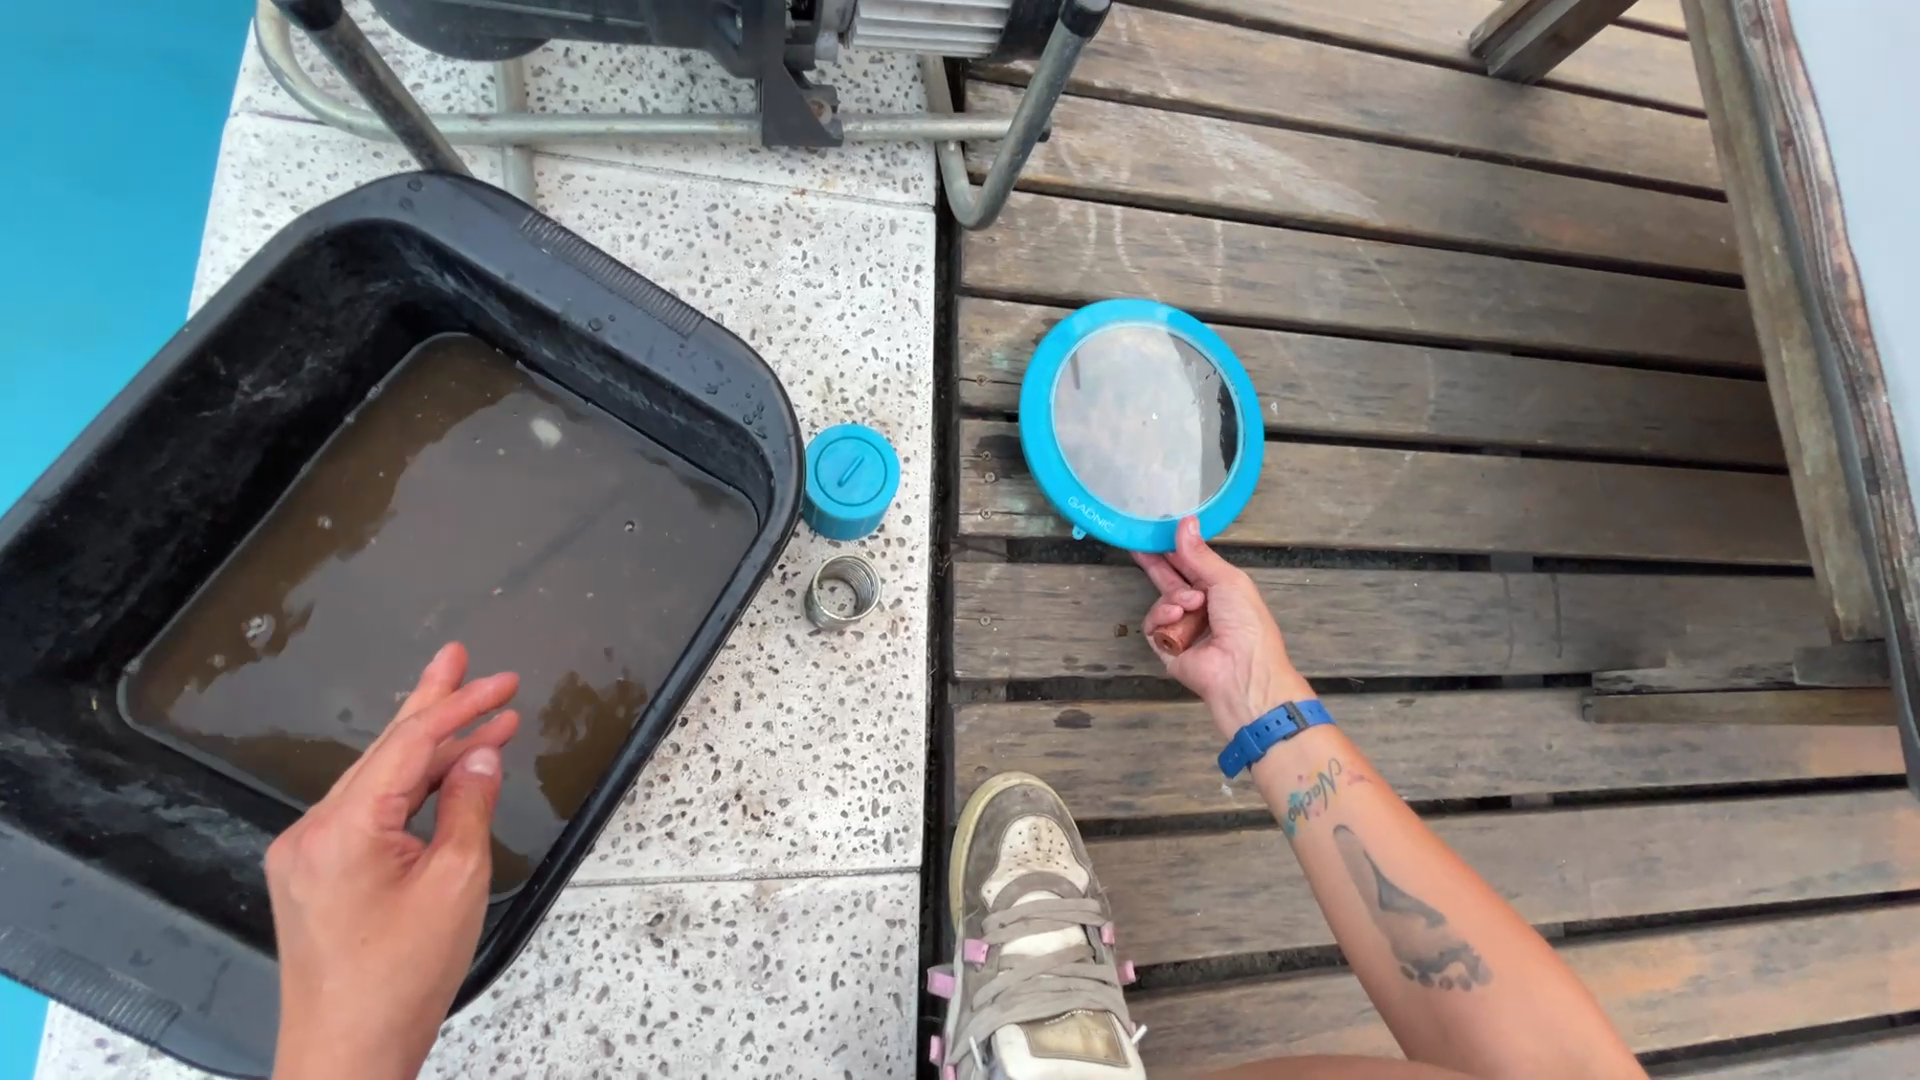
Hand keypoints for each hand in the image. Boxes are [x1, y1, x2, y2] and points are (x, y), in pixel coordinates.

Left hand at [266, 642, 519, 1079]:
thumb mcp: (457, 879)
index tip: (503, 681)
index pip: (409, 744)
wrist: (348, 1052)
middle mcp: (314, 831)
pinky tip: (452, 769)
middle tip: (462, 659)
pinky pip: (374, 807)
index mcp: (343, 829)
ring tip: (481, 711)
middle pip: (386, 749)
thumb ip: (469, 804)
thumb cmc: (404, 972)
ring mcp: (311, 852)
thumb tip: (480, 755)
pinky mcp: (319, 871)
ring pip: (382, 777)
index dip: (461, 705)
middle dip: (434, 704)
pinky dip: (418, 784)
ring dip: (434, 746)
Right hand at [1133, 516, 1314, 738]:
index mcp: (1220, 590)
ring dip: (1174, 598)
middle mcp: (1201, 608)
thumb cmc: (1246, 625)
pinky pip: (1153, 623)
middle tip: (1138, 546)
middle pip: (1171, 580)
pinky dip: (1163, 618)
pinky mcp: (1166, 645)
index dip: (1175, 548)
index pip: (1191, 564)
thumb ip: (1199, 554)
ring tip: (1191, 604)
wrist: (1241, 670)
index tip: (1157, 531)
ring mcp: (1183, 627)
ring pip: (1163, 600)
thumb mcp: (1227, 580)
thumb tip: (1186, 522)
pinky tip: (1176, 618)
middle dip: (1157, 564)